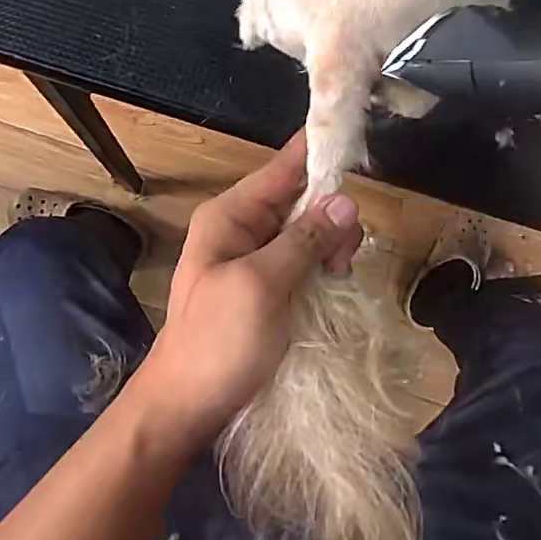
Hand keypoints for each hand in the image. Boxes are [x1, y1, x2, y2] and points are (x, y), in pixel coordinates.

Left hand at [132, 134, 362, 448]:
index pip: (283, 167)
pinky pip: (306, 256)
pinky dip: (324, 263)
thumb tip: (347, 201)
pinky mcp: (269, 282)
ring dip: (331, 243)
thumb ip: (304, 241)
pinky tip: (333, 282)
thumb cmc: (217, 343)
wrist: (185, 407)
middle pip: (302, 196)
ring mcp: (255, 255)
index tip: (355, 132)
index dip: (318, 150)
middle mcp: (243, 225)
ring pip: (309, 227)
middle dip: (331, 213)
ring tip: (337, 275)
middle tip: (344, 255)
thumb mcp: (262, 286)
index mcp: (231, 215)